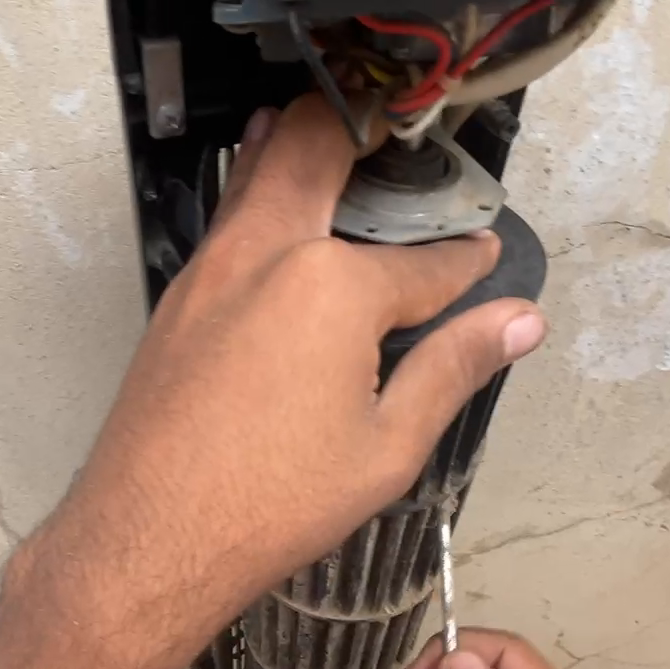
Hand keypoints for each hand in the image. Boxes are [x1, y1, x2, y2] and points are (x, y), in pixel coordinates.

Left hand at [11, 95, 546, 668]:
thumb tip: (520, 321)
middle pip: (318, 151)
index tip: (481, 255)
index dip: (463, 262)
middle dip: (363, 129)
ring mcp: (210, 272)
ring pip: (258, 174)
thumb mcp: (386, 448)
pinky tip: (275, 225)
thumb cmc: (274, 504)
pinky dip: (259, 200)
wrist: (149, 538)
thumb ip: (453, 369)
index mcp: (333, 287)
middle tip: (395, 131)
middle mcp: (266, 254)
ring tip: (333, 142)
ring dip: (299, 148)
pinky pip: (226, 225)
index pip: (422, 264)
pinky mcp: (176, 301)